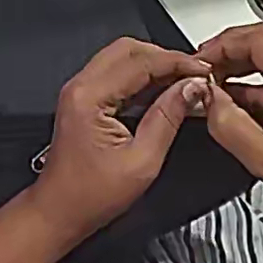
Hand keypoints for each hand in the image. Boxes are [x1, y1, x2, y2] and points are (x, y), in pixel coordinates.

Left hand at [25, 37, 213, 245]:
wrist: (59, 213)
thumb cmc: (89, 196)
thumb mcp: (142, 161)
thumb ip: (168, 118)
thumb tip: (191, 88)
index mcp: (90, 97)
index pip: (141, 62)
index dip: (177, 62)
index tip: (203, 70)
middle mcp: (80, 87)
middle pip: (130, 49)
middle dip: (166, 57)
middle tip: (195, 73)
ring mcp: (80, 91)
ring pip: (123, 57)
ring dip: (155, 65)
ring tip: (184, 81)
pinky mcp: (85, 99)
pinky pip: (117, 74)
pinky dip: (143, 77)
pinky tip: (164, 91)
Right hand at [195, 24, 262, 252]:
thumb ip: (229, 125)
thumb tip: (205, 99)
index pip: (261, 40)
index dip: (223, 46)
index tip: (200, 62)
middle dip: (230, 49)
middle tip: (203, 67)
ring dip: (241, 65)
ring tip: (213, 82)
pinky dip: (254, 84)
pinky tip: (234, 100)